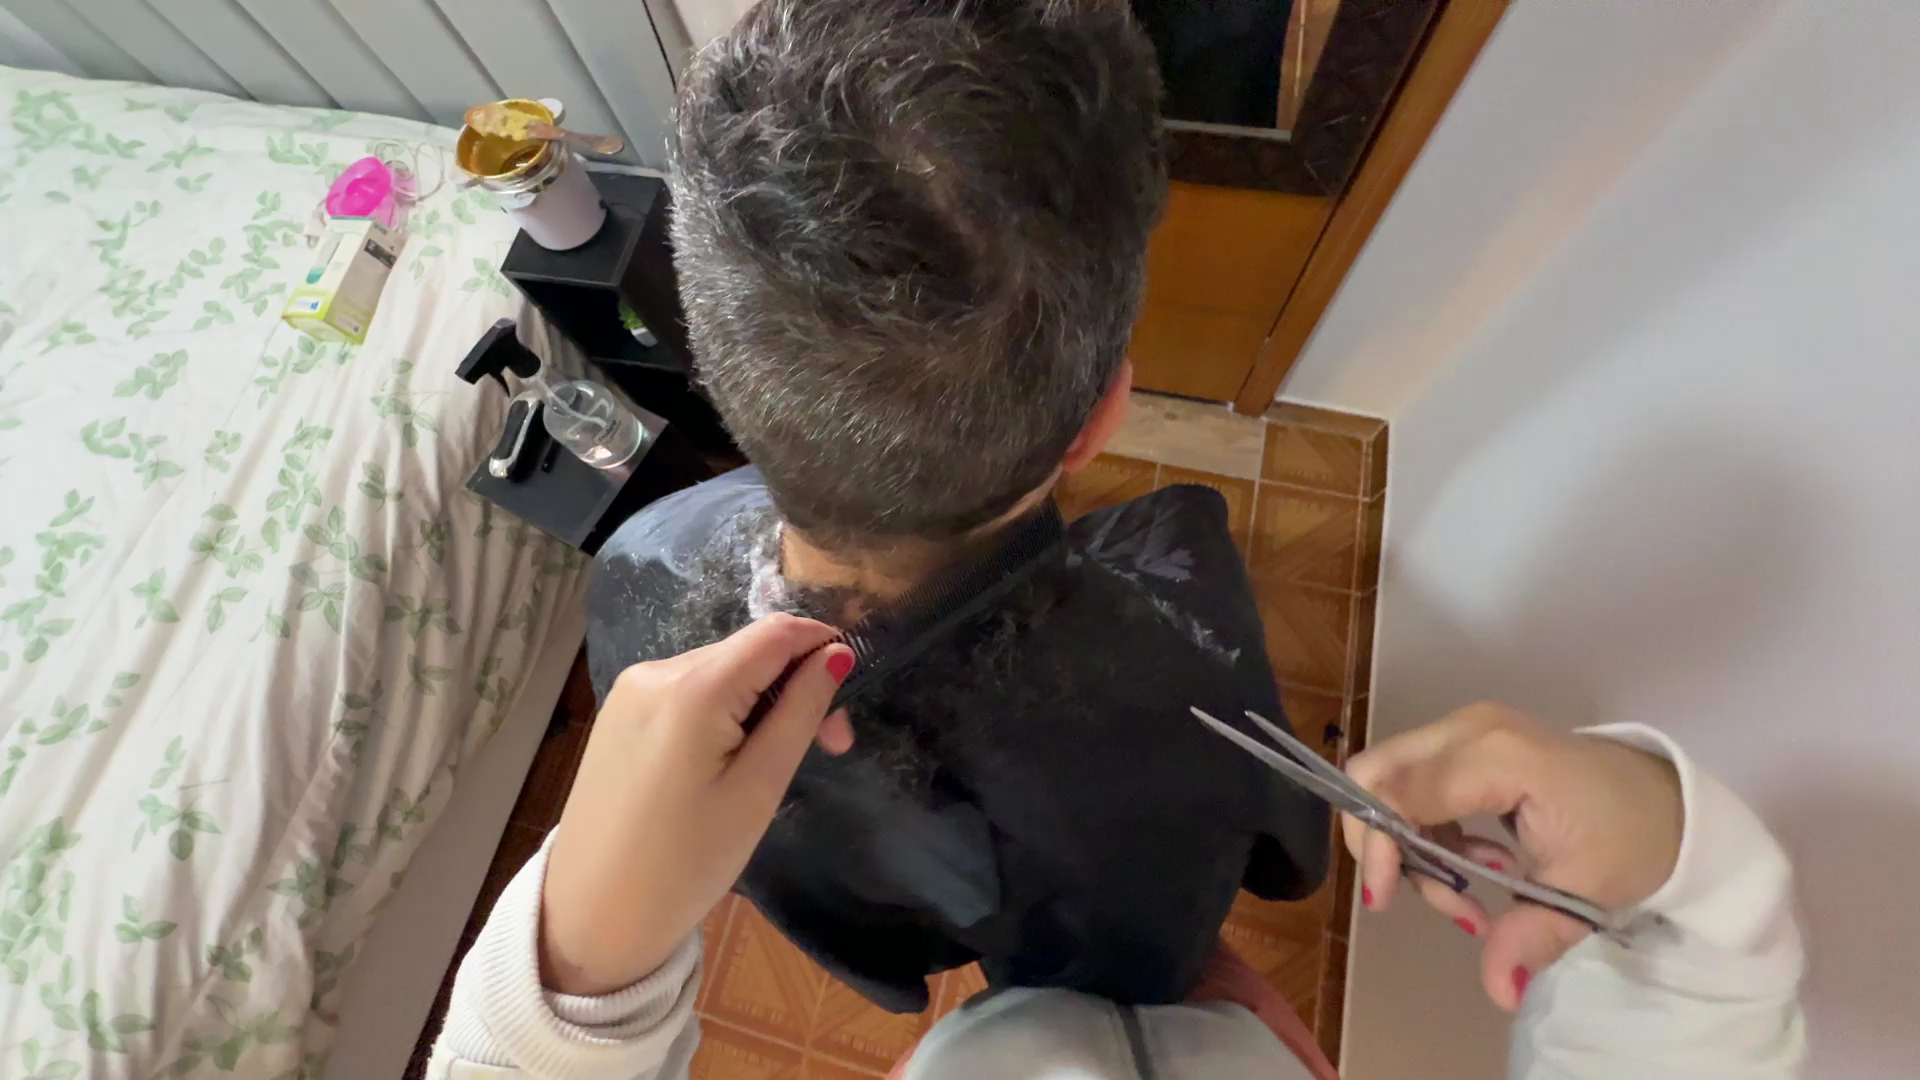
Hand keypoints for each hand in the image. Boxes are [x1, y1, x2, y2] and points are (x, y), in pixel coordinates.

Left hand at [539, 614, 854, 994]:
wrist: (589, 921)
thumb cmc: (687, 863)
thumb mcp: (760, 787)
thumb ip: (801, 710)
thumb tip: (836, 654)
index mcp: (693, 687)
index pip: (778, 632)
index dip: (823, 645)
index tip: (849, 694)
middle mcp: (657, 669)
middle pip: (751, 651)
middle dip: (796, 684)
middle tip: (828, 745)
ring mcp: (632, 689)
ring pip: (724, 669)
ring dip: (762, 700)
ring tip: (774, 762)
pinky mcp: (621, 711)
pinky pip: (692, 689)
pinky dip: (726, 709)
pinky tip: (729, 756)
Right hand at [1340, 703, 1682, 1010]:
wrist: (1671, 798)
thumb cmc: (1634, 837)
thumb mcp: (1588, 891)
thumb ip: (1533, 934)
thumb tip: (1498, 991)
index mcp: (1498, 757)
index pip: (1401, 793)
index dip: (1381, 846)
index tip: (1384, 900)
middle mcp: (1463, 729)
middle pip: (1373, 771)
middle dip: (1373, 836)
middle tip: (1398, 889)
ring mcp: (1457, 728)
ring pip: (1384, 777)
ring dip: (1400, 838)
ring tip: (1459, 887)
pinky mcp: (1456, 739)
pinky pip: (1407, 779)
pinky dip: (1419, 826)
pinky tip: (1467, 858)